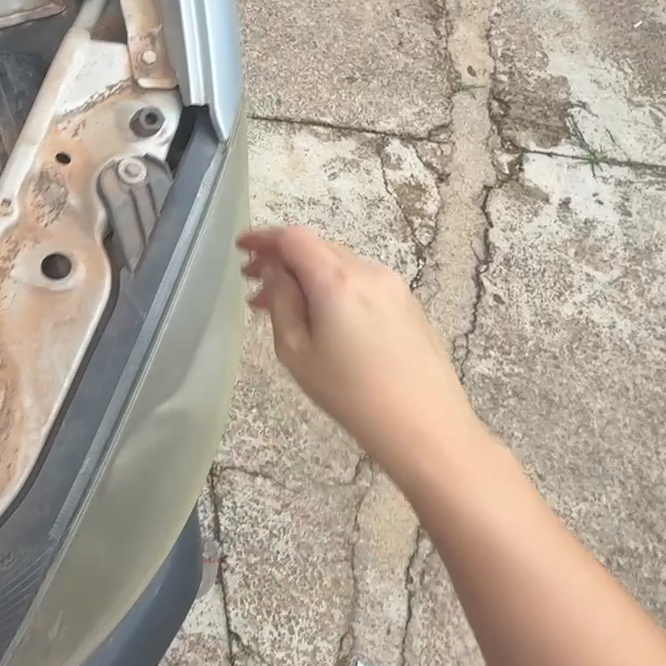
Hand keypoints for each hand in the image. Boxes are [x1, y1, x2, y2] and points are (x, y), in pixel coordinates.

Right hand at [238, 226, 481, 477]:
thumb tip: (274, 274)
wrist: (425, 427)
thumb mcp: (294, 349)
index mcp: (336, 281)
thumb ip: (280, 301)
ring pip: (338, 264)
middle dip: (281, 260)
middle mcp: (369, 273)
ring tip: (283, 307)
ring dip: (306, 276)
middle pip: (316, 248)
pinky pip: (359, 281)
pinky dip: (331, 287)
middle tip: (254, 287)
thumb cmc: (349, 392)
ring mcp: (394, 287)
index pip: (293, 238)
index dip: (263, 238)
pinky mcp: (408, 305)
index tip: (240, 248)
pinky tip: (321, 317)